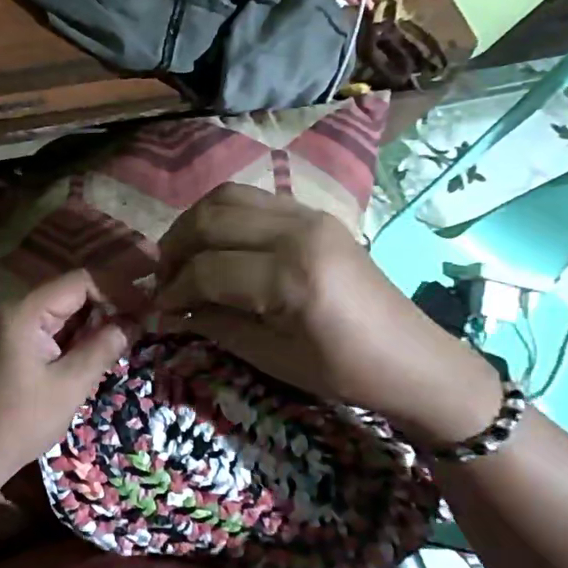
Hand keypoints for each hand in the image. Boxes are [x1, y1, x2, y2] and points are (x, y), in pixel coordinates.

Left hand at [0, 268, 132, 491]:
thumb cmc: (23, 421)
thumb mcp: (70, 385)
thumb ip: (102, 348)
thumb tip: (133, 322)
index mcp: (24, 312)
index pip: (79, 282)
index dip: (115, 291)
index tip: (143, 308)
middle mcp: (15, 309)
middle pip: (70, 293)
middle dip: (107, 307)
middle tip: (140, 324)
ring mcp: (12, 326)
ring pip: (63, 312)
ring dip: (93, 323)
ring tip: (127, 335)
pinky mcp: (14, 343)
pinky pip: (52, 329)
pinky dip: (76, 336)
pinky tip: (99, 349)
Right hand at [154, 183, 499, 443]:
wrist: (410, 358)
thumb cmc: (341, 371)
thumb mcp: (269, 356)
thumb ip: (213, 324)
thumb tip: (167, 311)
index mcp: (290, 276)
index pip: (207, 269)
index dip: (173, 289)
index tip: (158, 309)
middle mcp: (298, 232)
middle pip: (211, 219)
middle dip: (175, 248)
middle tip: (163, 278)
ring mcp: (309, 216)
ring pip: (228, 197)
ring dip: (195, 224)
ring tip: (182, 256)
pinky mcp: (315, 214)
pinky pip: (254, 199)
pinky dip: (223, 216)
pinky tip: (215, 245)